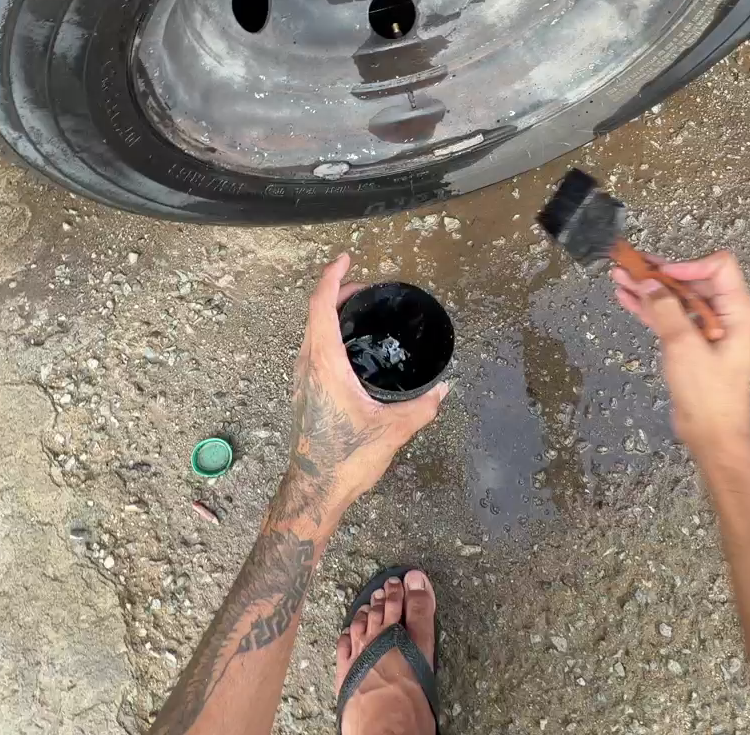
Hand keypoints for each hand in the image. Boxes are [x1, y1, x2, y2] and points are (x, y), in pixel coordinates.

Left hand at [274, 254, 449, 529]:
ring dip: (328, 310)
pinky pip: (312, 346)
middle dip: (335, 289)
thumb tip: (446, 389)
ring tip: (356, 306)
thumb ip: (423, 407)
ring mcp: (303, 378)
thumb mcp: (393, 430)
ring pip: (310, 330)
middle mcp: (308, 365)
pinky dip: (326, 330)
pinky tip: (348, 343)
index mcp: (325, 364)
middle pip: (314, 312)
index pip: (321, 307)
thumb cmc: (346, 459)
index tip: (346, 258)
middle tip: (363, 283)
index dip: (332, 277)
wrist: (314, 491)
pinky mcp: (306, 390)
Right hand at [611, 251, 749, 453]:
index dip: (688, 264)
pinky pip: (668, 316)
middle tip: (631, 263)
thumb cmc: (709, 394)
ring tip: (620, 276)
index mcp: (736, 311)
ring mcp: (705, 330)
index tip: (661, 274)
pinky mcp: (690, 343)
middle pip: (692, 280)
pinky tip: (627, 298)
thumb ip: (666, 309)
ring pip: (675, 297)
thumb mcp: (684, 345)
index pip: (718, 267)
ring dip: (649, 287)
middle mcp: (723, 316)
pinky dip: (648, 306)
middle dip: (660, 271)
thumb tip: (649, 283)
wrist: (711, 433)